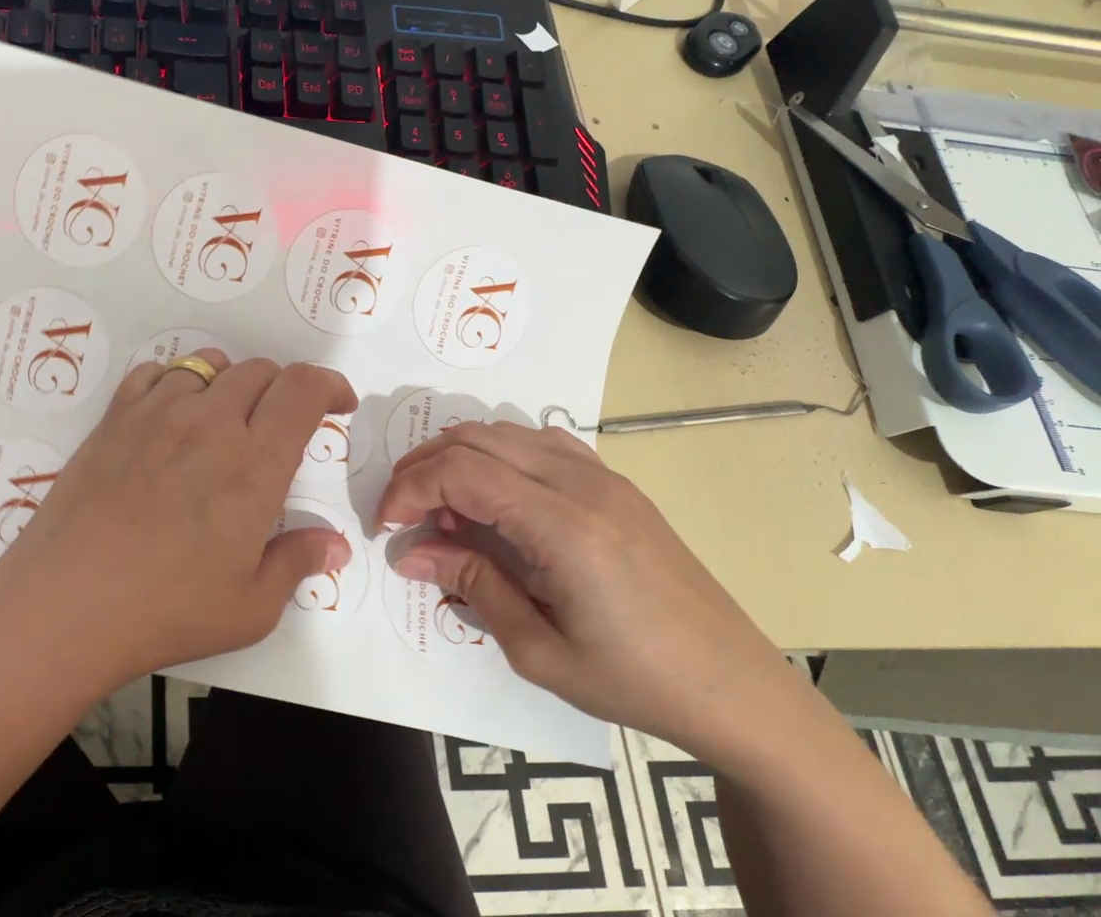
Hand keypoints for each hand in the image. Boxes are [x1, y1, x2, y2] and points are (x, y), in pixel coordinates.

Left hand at [0, 351, 356, 688]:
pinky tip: (171, 418)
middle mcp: (208, 424)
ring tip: (225, 421)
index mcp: (254, 465)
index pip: (302, 390)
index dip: (328, 386)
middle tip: (279, 427)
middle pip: (258, 371)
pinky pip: (153, 373)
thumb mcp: (249, 606)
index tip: (335, 404)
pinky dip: (175, 383)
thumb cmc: (166, 610)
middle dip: (282, 389)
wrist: (68, 602)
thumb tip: (335, 545)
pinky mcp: (113, 420)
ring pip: (206, 365)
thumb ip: (297, 563)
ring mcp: (155, 415)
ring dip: (229, 383)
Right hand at [377, 422, 804, 762]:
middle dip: (424, 466)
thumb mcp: (538, 650)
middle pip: (478, 438)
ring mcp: (607, 480)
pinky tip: (494, 498)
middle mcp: (584, 486)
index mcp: (563, 526)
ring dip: (460, 456)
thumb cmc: (635, 681)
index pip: (461, 472)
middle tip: (401, 513)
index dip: (409, 489)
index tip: (385, 526)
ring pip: (509, 432)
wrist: (737, 690)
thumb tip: (413, 553)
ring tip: (441, 507)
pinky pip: (544, 445)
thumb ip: (473, 585)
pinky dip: (500, 455)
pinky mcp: (620, 489)